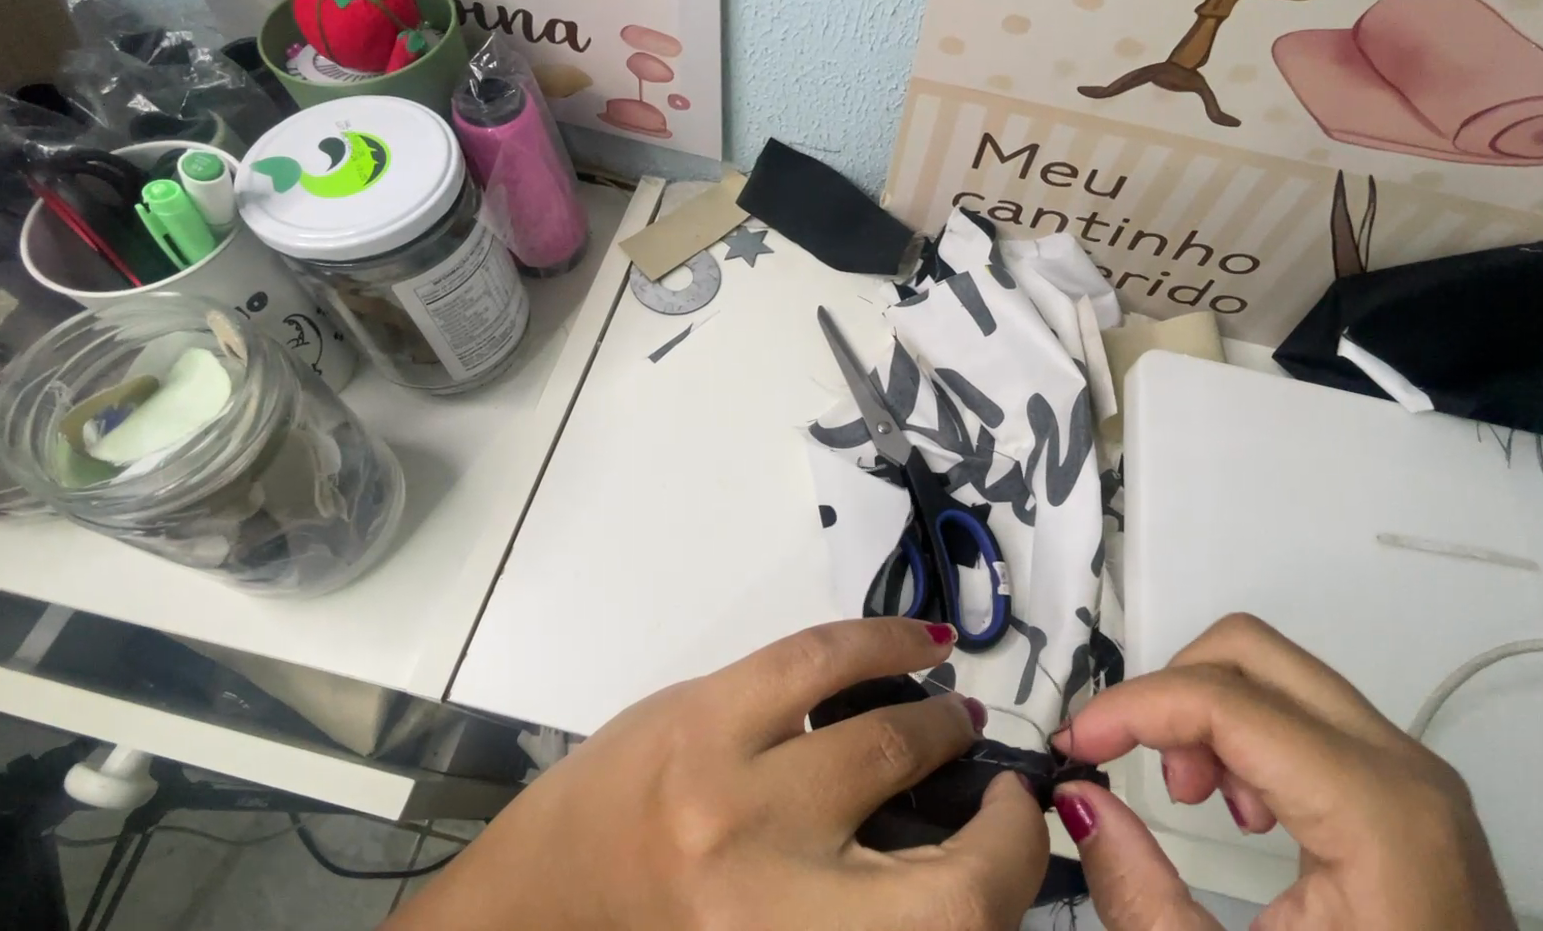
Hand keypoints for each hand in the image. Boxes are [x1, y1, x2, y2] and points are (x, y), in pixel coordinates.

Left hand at [388, 618, 1049, 929]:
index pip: (956, 916)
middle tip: (978, 760)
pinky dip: (877, 641)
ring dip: (932, 707)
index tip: (1012, 828)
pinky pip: (811, 658)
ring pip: (875, 728)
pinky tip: (914, 640)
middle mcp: (772, 888)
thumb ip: (864, 906)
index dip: (1012, 864)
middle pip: (928, 828)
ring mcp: (728, 784)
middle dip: (978, 793)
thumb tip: (954, 849)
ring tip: (948, 695)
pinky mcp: (694, 714)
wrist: (529, 919)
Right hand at [1052, 615, 1514, 930]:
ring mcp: (1411, 769)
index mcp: (1378, 817)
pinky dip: (1239, 729)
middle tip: (1143, 772)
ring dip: (1203, 711)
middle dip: (1169, 694)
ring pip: (1272, 670)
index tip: (1073, 747)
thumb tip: (1076, 797)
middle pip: (1251, 651)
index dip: (1131, 709)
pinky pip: (1298, 707)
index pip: (1227, 702)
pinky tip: (1241, 808)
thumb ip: (1140, 895)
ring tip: (1194, 799)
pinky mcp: (1403, 783)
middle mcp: (1404, 768)